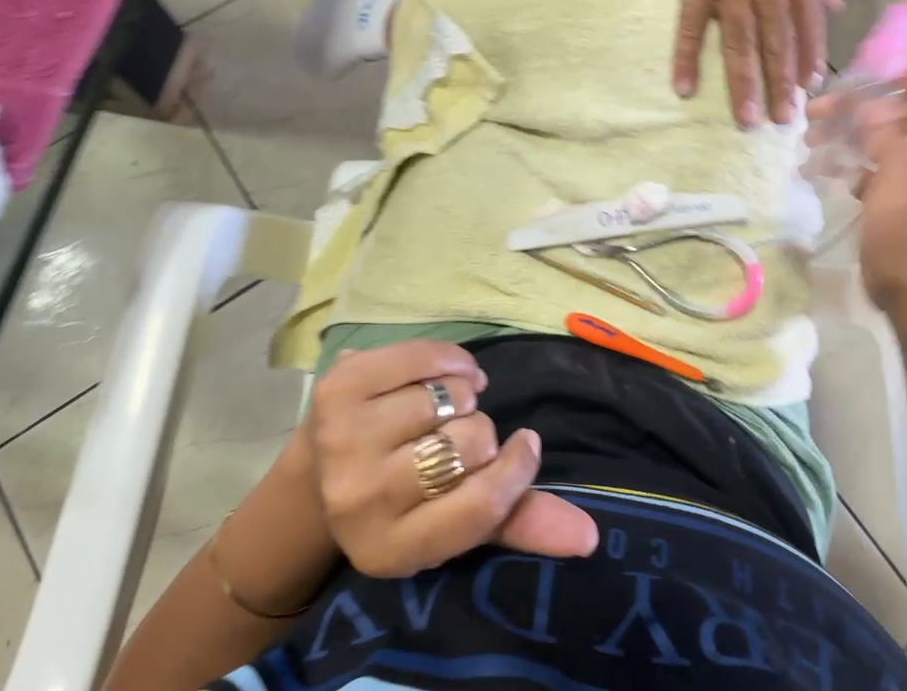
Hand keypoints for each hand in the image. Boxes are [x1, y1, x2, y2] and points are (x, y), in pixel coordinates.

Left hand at [306, 342, 597, 578]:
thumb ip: (521, 524)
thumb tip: (589, 536)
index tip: (526, 445)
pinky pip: (421, 357)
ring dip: (462, 395)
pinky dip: (447, 358)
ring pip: (448, 398)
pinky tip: (446, 371)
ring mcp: (342, 440)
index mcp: (392, 550)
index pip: (480, 506)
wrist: (317, 476)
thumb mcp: (457, 523)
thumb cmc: (403, 500)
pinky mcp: (336, 388)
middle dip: (480, 432)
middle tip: (461, 436)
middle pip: (468, 444)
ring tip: (447, 408)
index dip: (517, 469)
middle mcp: (359, 499)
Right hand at [665, 0, 841, 126]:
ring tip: (745, 118)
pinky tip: (685, 88)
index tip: (808, 89)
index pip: (807, 24)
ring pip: (738, 43)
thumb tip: (836, 6)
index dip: (808, 58)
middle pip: (776, 42)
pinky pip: (690, 28)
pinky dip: (686, 58)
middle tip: (782, 119)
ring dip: (743, 83)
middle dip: (780, 84)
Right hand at [809, 66, 906, 309]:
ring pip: (871, 143)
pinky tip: (815, 172)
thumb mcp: (896, 175)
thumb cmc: (905, 232)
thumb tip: (869, 100)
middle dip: (853, 108)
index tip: (867, 67)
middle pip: (889, 115)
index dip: (906, 75)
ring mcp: (905, 179)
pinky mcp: (887, 202)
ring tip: (806, 144)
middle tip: (813, 112)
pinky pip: (863, 172)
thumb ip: (884, 132)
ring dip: (840, 137)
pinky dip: (840, 167)